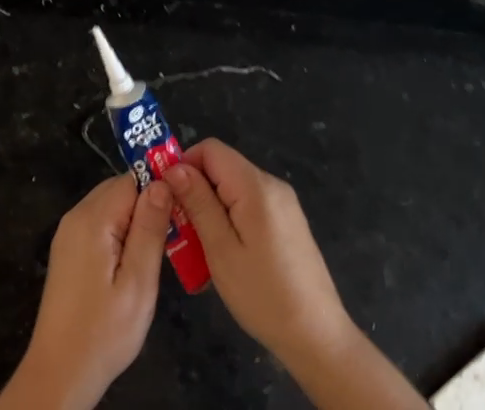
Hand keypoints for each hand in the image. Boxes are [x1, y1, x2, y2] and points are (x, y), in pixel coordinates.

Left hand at [0, 174, 174, 409]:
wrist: (61, 368)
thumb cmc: (105, 330)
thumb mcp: (138, 282)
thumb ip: (149, 229)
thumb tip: (161, 183)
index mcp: (92, 220)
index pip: (130, 181)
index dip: (158, 192)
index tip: (181, 214)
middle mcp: (75, 217)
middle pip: (118, 190)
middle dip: (147, 205)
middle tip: (172, 238)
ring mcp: (68, 233)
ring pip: (109, 207)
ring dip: (134, 221)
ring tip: (154, 254)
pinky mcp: (68, 250)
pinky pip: (99, 224)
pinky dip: (119, 233)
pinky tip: (132, 263)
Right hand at [166, 140, 426, 409]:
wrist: (317, 335)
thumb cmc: (263, 294)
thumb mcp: (220, 249)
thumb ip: (198, 203)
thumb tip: (175, 167)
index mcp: (256, 187)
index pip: (211, 149)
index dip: (183, 164)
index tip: (166, 196)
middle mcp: (272, 187)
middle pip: (222, 168)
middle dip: (194, 190)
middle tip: (177, 227)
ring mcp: (283, 206)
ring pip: (233, 189)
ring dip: (209, 208)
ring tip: (196, 246)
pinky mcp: (287, 224)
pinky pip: (248, 207)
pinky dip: (228, 220)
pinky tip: (222, 253)